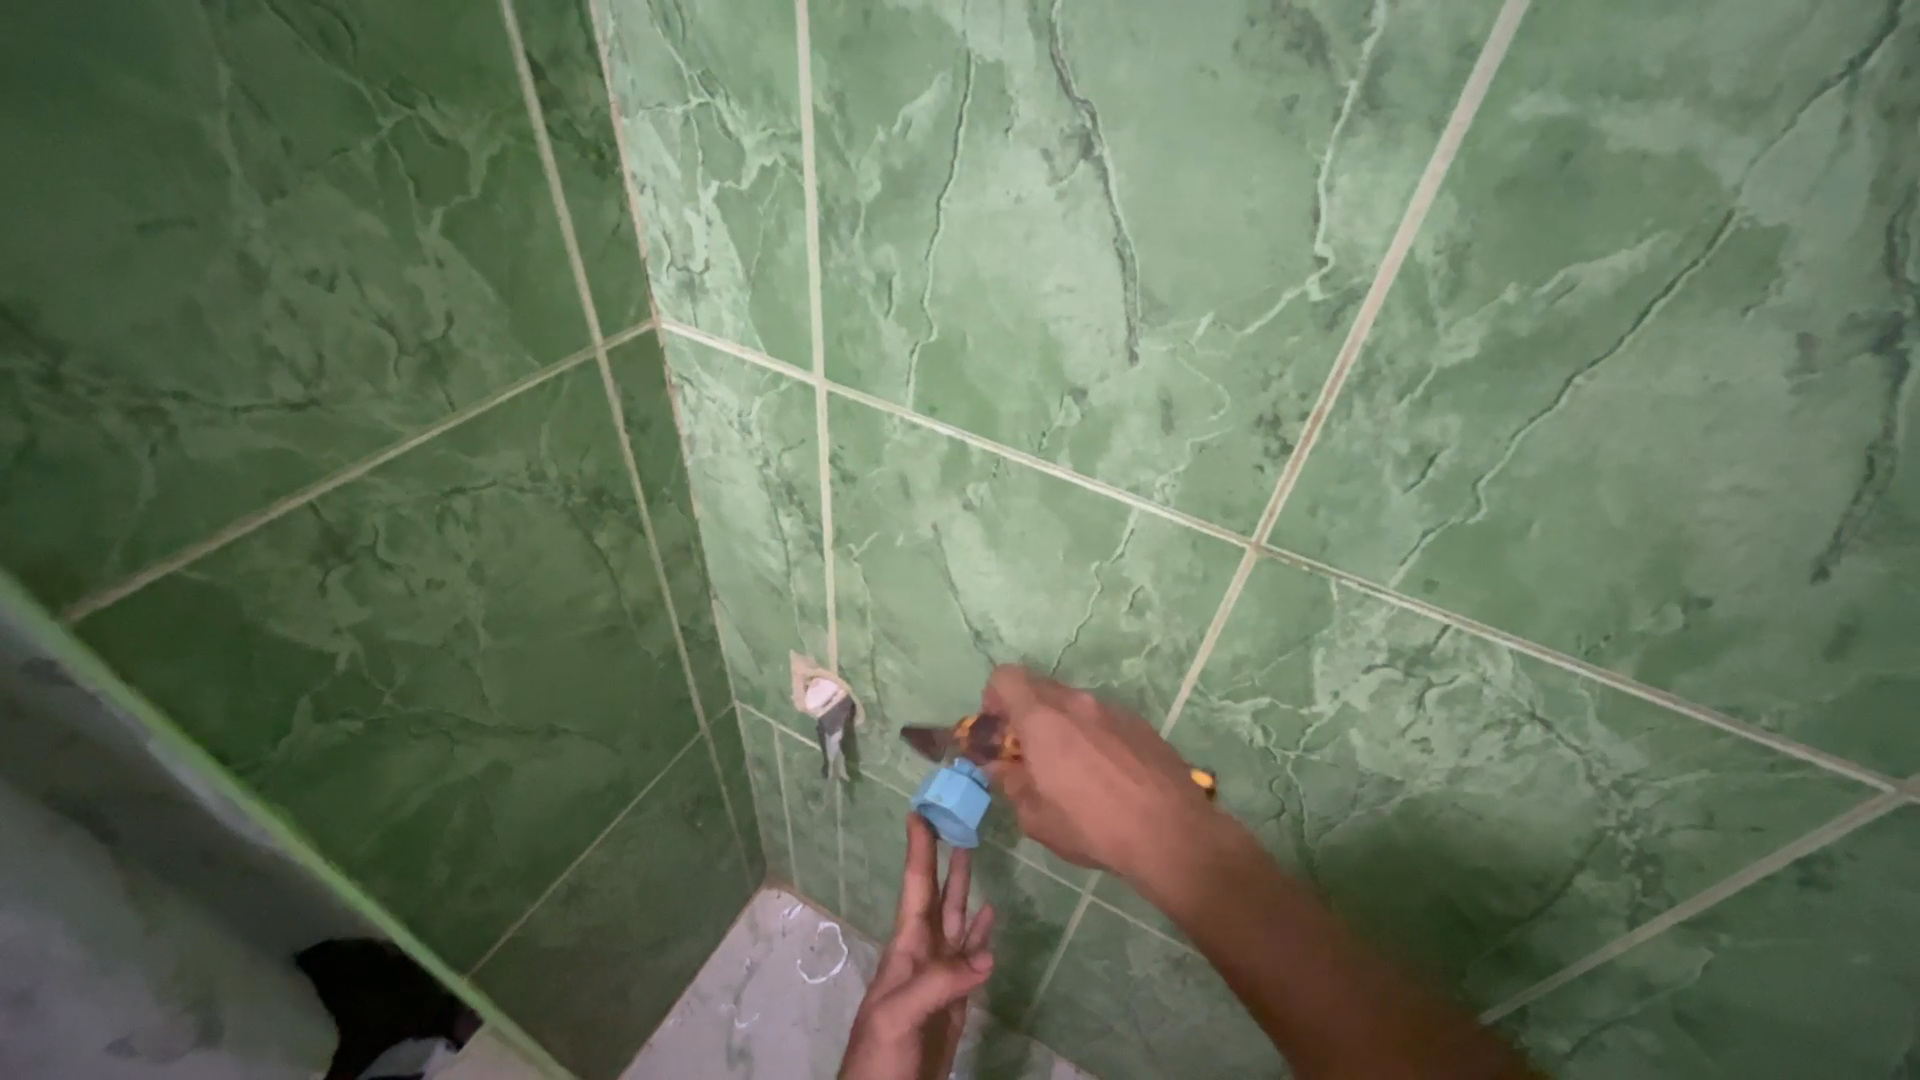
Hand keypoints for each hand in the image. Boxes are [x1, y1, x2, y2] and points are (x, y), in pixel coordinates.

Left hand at [839, 814, 994, 1079]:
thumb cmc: (878, 1058)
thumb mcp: (898, 1016)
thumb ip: (938, 982)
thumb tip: (986, 955)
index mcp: (905, 949)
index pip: (915, 888)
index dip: (918, 851)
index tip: (920, 812)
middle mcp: (923, 954)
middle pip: (938, 896)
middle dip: (944, 859)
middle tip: (955, 820)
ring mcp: (940, 977)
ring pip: (956, 920)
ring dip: (964, 887)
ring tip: (972, 852)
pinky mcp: (956, 1001)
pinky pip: (972, 957)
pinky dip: (982, 933)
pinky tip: (991, 915)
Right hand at [984, 665, 1218, 883]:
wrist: (1171, 833)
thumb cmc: (1092, 828)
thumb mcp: (1036, 818)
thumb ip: (1012, 784)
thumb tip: (1001, 768)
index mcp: (1042, 719)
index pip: (1005, 677)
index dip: (994, 699)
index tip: (999, 732)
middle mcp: (1076, 702)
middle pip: (1038, 687)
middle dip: (1026, 714)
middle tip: (1030, 754)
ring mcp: (1112, 709)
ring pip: (1073, 704)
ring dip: (1061, 726)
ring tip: (1072, 770)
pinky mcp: (1140, 723)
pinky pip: (1102, 718)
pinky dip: (1093, 735)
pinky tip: (1107, 775)